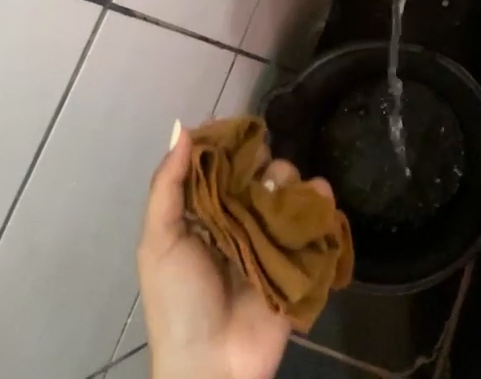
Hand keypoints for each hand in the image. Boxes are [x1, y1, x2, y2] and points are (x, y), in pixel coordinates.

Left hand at [137, 124, 330, 378]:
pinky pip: (317, 217)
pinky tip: (317, 197)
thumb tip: (183, 127)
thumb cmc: (179, 302)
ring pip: (289, 187)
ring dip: (290, 180)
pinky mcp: (300, 254)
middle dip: (263, 161)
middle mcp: (239, 216)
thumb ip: (168, 186)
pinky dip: (321, 201)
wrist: (213, 364)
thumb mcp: (159, 243)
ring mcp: (271, 235)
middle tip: (260, 173)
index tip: (242, 130)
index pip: (221, 162)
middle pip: (259, 168)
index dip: (231, 142)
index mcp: (204, 212)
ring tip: (281, 197)